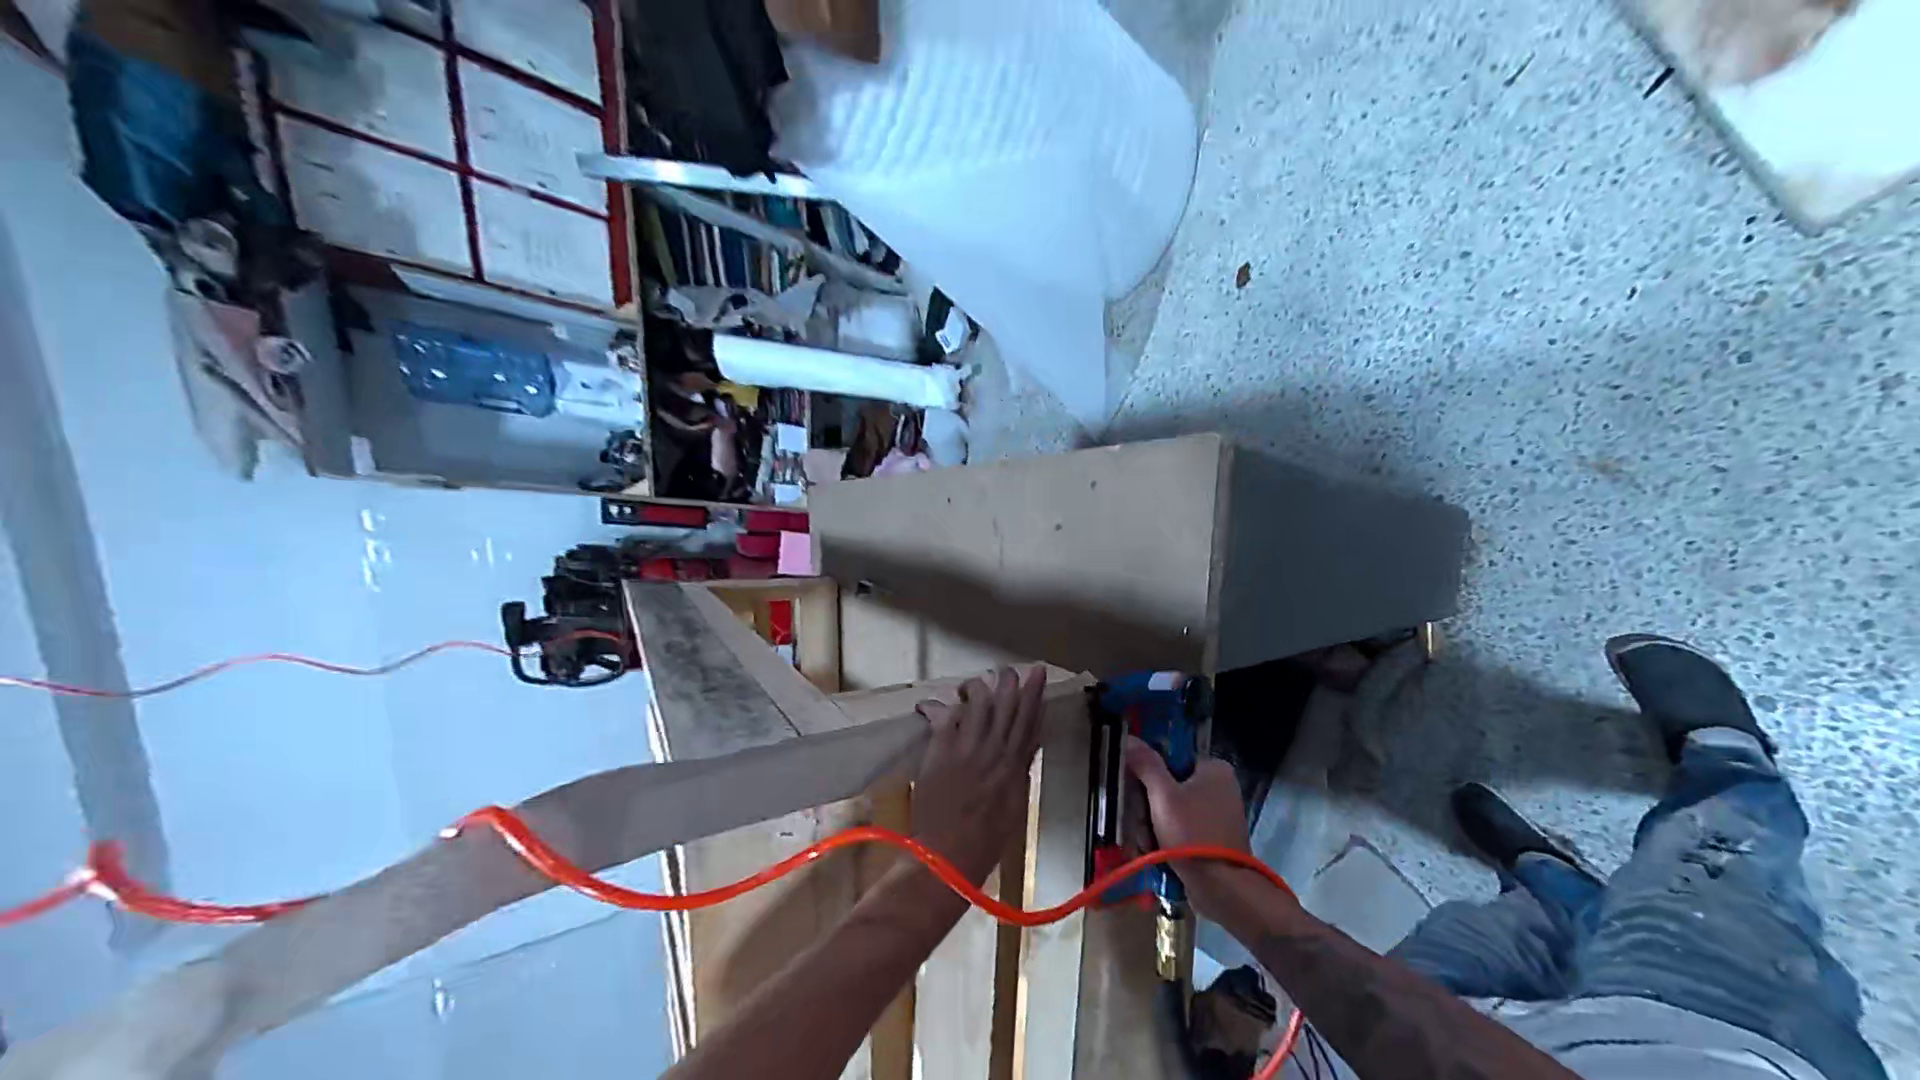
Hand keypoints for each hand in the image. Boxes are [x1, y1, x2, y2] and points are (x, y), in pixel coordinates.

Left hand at [910, 667, 1045, 885]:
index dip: (1034, 696)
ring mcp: (968, 750)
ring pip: (978, 705)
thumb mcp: (1015, 807)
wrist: (948, 857)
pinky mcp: (942, 752)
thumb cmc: (985, 842)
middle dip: (1010, 684)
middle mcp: (995, 753)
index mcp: (1015, 768)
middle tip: (1010, 669)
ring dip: (977, 689)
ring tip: (974, 684)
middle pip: (1007, 708)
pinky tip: (932, 704)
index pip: (1029, 722)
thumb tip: (1026, 747)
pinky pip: (946, 719)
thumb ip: (1019, 774)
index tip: (1038, 675)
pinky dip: (939, 708)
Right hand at [1123, 736, 1284, 920]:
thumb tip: (1130, 738)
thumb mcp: (1162, 795)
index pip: (1171, 758)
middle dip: (1149, 805)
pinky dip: (1169, 837)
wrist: (1223, 888)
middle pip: (1170, 785)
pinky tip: (1157, 850)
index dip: (1150, 772)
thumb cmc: (1192, 833)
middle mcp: (1221, 787)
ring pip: (1174, 809)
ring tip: (1147, 842)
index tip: (1137, 792)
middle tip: (1140, 823)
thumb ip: (1146, 764)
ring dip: (1155, 824)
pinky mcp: (1216, 838)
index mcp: (1214, 768)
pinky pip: (1184, 828)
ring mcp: (1220, 813)